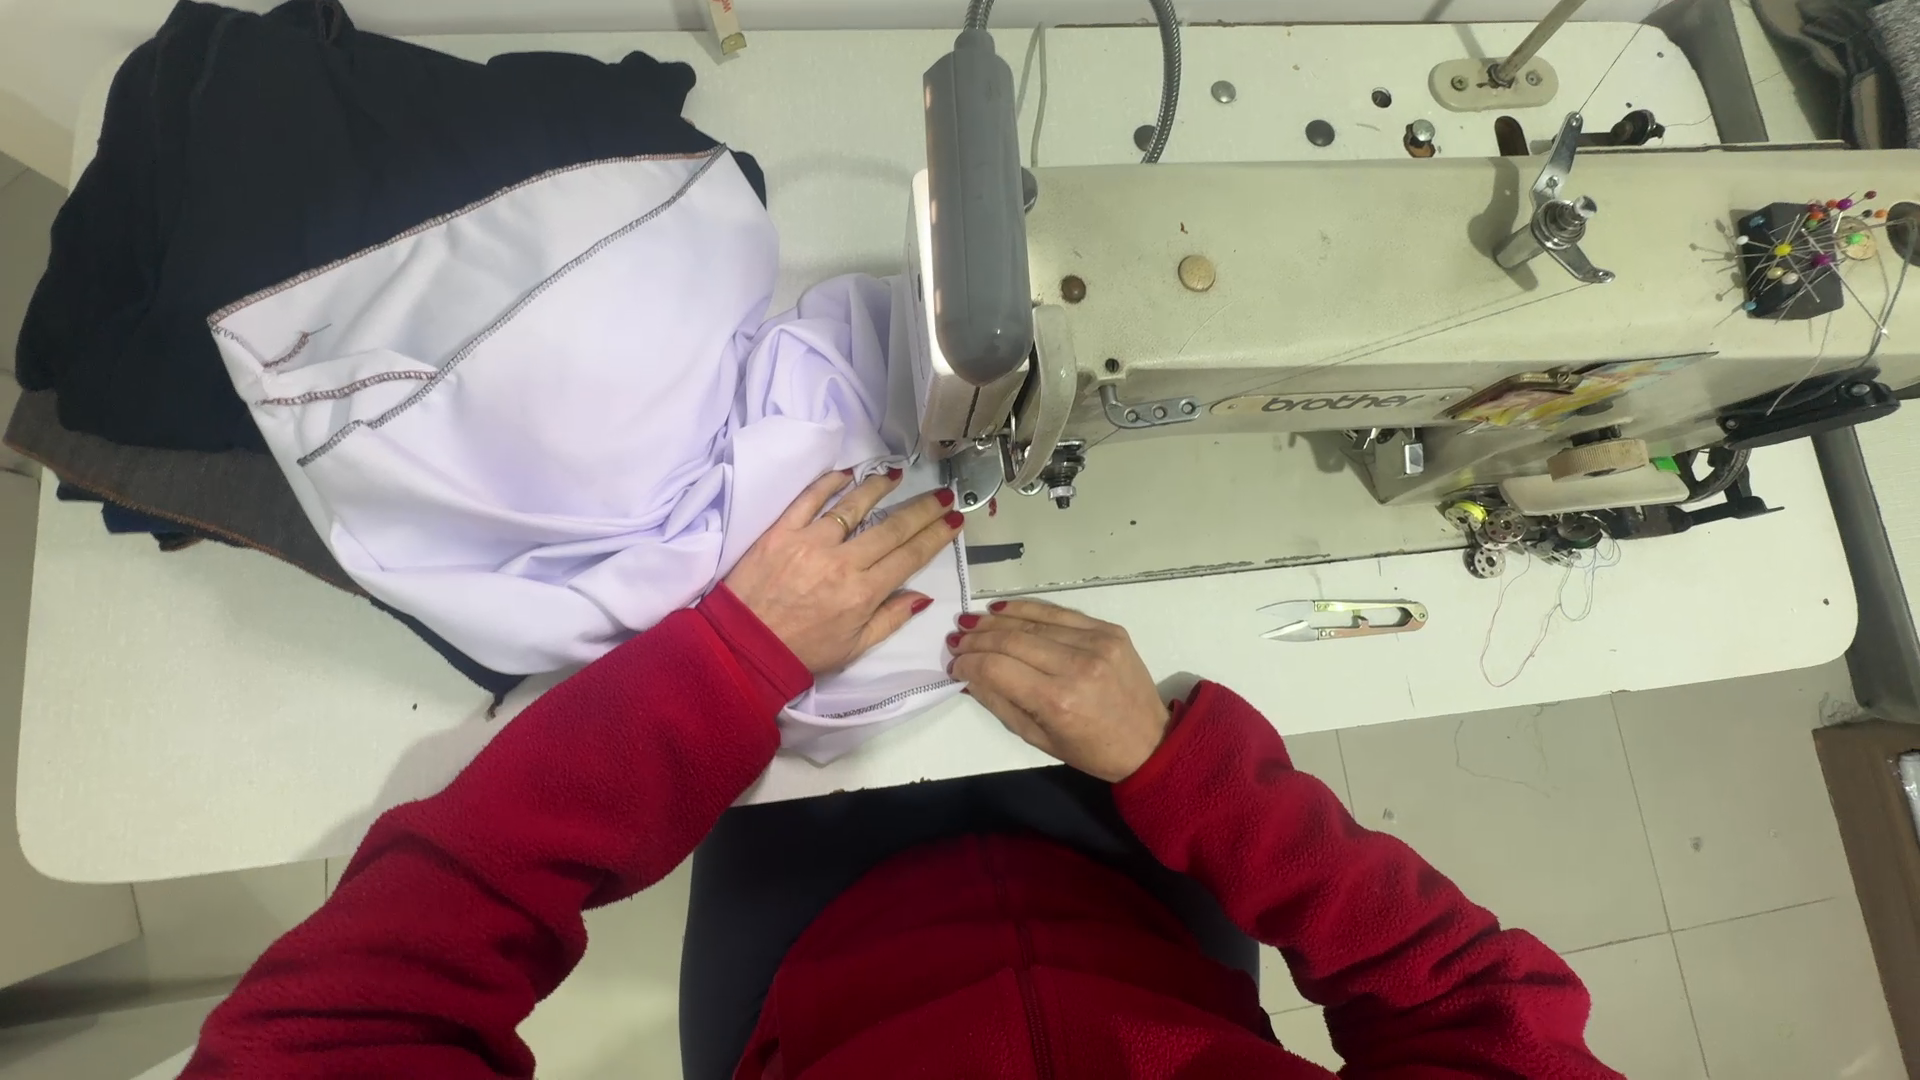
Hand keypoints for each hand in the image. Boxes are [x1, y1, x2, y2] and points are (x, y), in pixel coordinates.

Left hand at [725, 468, 964, 673]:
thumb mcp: (854, 648)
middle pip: (892, 527)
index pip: (910, 556)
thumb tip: (921, 596)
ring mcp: (811, 542)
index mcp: (863, 593)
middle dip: (922, 509)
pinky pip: (809, 499)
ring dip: (879, 488)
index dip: (936, 535)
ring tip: (897, 476)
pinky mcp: (781, 531)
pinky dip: (829, 482)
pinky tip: (847, 474)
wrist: (742, 648)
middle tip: (941, 494)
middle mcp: (842, 562)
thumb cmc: (802, 652)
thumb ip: (890, 619)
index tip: (953, 519)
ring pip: (853, 506)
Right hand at [946, 600, 1170, 782]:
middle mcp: (1076, 666)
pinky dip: (1027, 609)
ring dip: (995, 621)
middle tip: (955, 638)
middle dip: (977, 639)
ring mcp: (1096, 643)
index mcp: (1058, 701)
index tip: (953, 662)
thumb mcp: (1038, 739)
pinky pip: (1059, 613)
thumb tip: (966, 674)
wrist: (1150, 741)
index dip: (969, 662)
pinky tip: (1002, 609)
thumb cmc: (1091, 750)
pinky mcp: (1109, 630)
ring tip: (971, 622)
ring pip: (1032, 623)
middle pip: (1011, 641)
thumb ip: (999, 703)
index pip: (997, 668)